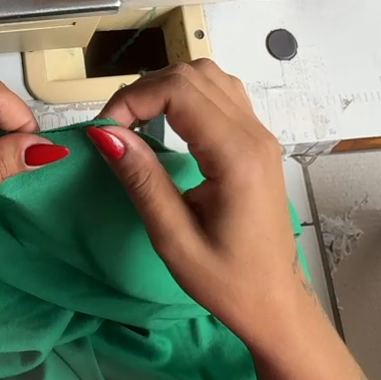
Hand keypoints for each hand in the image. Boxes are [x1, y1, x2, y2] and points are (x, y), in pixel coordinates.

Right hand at [85, 60, 315, 349]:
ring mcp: (260, 133)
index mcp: (236, 156)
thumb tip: (104, 132)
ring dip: (165, 87)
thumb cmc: (227, 282)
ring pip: (207, 75)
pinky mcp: (257, 139)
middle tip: (115, 128)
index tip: (104, 130)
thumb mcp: (173, 239)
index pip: (178, 90)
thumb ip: (141, 179)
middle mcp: (254, 134)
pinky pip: (221, 92)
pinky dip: (186, 94)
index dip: (132, 99)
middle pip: (192, 74)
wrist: (276, 304)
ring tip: (137, 122)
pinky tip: (167, 121)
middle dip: (143, 91)